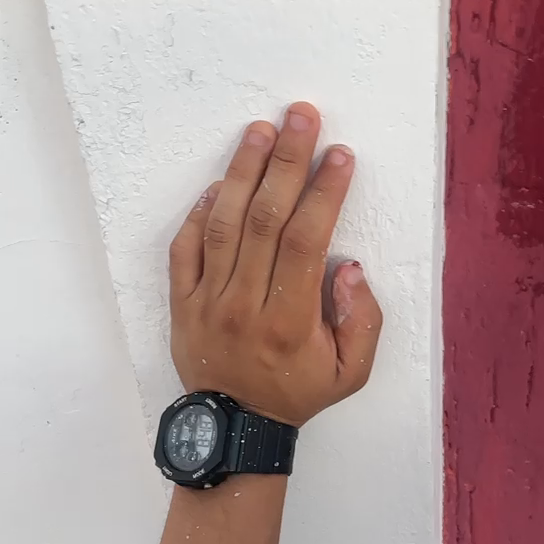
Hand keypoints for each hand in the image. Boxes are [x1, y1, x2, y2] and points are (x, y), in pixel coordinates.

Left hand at [168, 103, 382, 425]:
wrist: (236, 427)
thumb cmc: (298, 393)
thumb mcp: (351, 373)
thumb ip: (362, 321)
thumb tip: (348, 266)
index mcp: (290, 322)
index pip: (305, 241)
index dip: (324, 193)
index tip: (340, 155)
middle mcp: (245, 304)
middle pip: (265, 219)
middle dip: (288, 162)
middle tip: (302, 116)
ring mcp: (207, 301)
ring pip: (223, 224)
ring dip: (242, 172)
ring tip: (261, 130)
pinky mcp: (182, 301)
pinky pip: (184, 248)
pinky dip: (199, 212)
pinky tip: (218, 181)